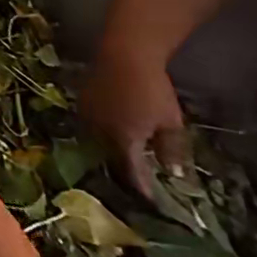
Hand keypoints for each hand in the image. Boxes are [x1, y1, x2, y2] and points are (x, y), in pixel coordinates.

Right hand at [80, 54, 189, 197]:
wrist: (125, 54)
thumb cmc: (152, 90)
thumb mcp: (170, 123)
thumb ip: (171, 151)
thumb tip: (173, 175)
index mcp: (121, 139)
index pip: (130, 172)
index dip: (142, 189)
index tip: (151, 203)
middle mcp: (98, 130)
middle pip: (109, 158)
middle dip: (122, 171)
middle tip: (135, 182)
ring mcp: (87, 113)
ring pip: (97, 141)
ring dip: (110, 151)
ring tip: (123, 159)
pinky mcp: (82, 100)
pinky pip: (91, 125)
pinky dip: (103, 134)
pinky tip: (112, 133)